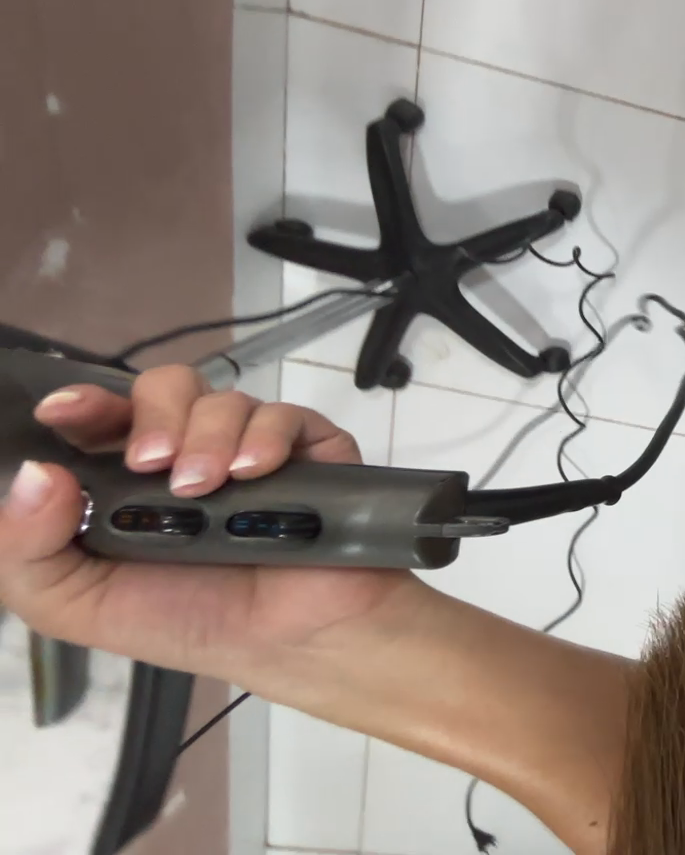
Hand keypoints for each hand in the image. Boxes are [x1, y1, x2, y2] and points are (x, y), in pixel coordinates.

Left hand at [0, 365, 419, 681]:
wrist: (288, 635)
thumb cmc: (188, 620)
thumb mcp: (74, 602)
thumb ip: (25, 549)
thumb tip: (40, 473)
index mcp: (130, 481)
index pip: (103, 420)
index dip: (86, 404)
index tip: (68, 411)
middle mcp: (194, 452)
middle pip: (171, 388)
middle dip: (156, 414)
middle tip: (153, 461)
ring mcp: (259, 447)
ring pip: (228, 401)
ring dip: (210, 436)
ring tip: (210, 487)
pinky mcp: (317, 448)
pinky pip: (290, 415)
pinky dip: (267, 436)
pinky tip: (257, 472)